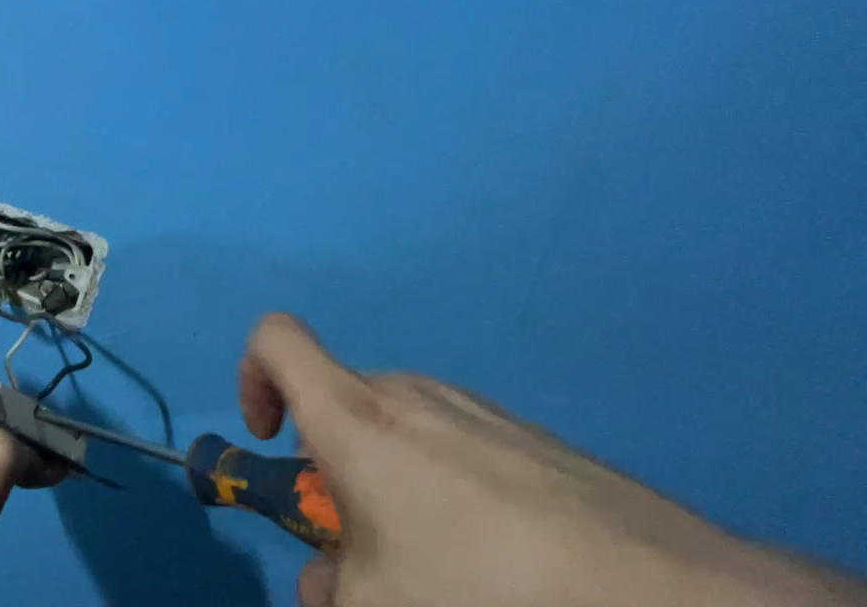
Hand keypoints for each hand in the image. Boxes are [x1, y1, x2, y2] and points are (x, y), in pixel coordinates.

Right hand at [239, 313, 866, 606]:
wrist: (668, 600)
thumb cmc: (481, 587)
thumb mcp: (376, 605)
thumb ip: (327, 590)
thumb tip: (329, 582)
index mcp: (354, 416)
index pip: (274, 339)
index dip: (252, 377)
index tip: (272, 439)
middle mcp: (410, 394)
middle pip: (342, 401)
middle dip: (336, 464)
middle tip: (369, 543)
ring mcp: (480, 412)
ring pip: (406, 430)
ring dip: (397, 482)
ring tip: (447, 561)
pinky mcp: (541, 440)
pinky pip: (467, 448)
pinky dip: (456, 489)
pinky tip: (511, 561)